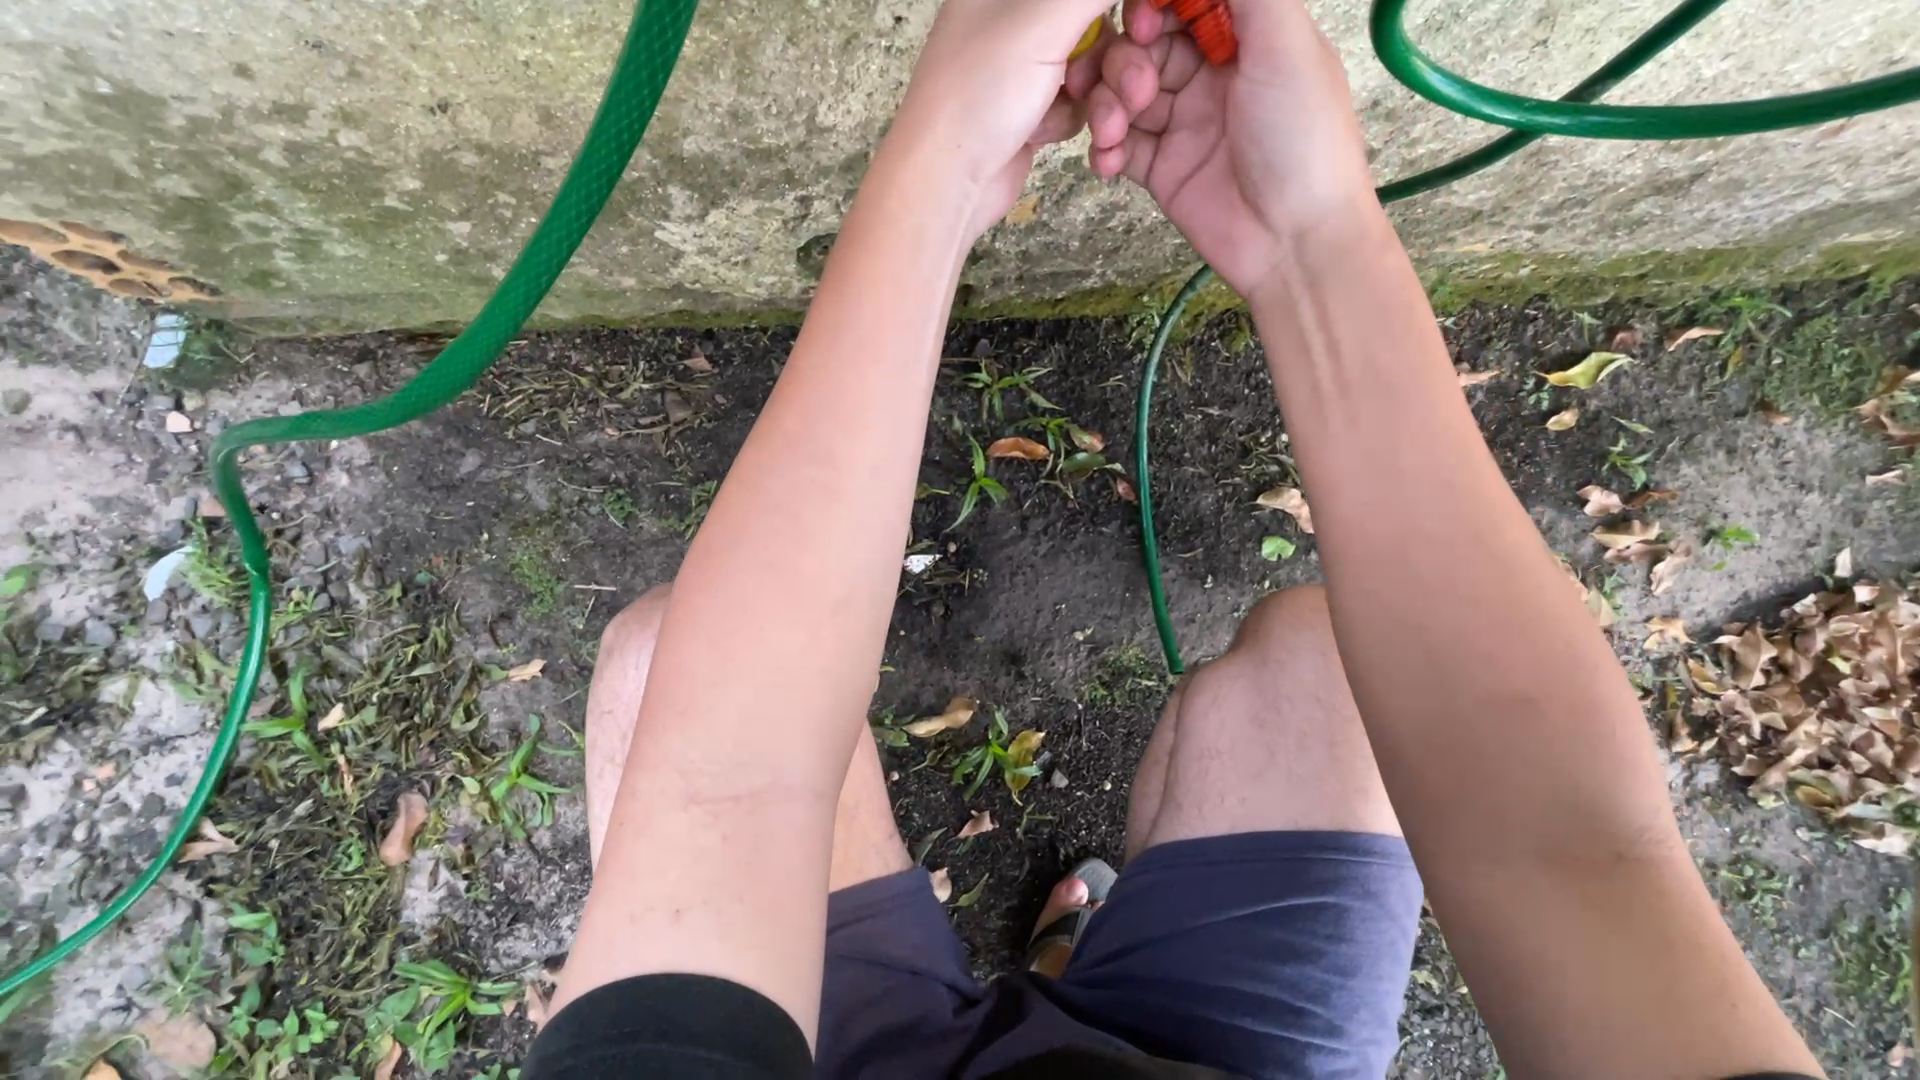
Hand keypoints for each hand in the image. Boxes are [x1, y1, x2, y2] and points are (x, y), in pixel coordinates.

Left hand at [886, 0, 1122, 239]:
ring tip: (1093, 121)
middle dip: (1117, 56)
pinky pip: (1075, 101)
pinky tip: (1040, 134)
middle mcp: (1014, 13)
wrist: (946, 183)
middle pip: (1097, 17)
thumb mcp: (1045, 19)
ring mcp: (1022, 63)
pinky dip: (1069, 119)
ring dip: (1098, 95)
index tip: (1144, 25)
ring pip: (1093, 63)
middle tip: (1131, 86)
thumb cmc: (981, 92)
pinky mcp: (1029, 108)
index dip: (1124, 3)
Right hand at [1074, 0, 1379, 298]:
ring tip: (1113, 129)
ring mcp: (1182, 123)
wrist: (1292, 240)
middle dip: (1123, 59)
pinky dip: (1103, 147)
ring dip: (1105, 104)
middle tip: (1136, 90)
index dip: (1152, 8)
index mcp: (1245, 37)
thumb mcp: (1285, 42)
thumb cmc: (1304, 140)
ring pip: (1122, 93)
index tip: (1144, 24)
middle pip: (1143, 45)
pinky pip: (1117, 145)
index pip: (1184, 2)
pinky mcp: (1160, 169)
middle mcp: (1210, 76)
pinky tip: (1107, 158)